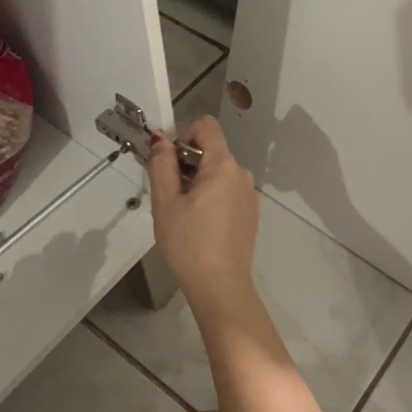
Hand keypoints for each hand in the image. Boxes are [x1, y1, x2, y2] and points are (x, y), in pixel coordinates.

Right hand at [148, 116, 259, 308]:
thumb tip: (161, 139)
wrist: (220, 285)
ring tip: (183, 215)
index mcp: (223, 165)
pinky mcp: (250, 213)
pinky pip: (228, 191)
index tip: (170, 163)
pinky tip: (200, 226)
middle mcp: (241, 173)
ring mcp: (249, 194)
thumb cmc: (188, 242)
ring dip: (199, 183)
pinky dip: (212, 197)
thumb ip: (162, 165)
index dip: (184, 135)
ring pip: (219, 173)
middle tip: (169, 195)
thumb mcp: (165, 202)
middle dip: (187, 164)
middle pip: (212, 150)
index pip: (206, 126)